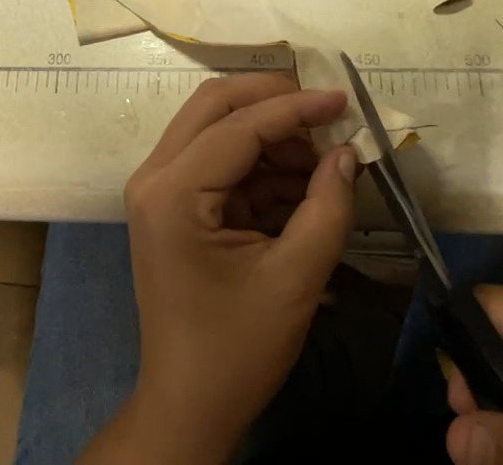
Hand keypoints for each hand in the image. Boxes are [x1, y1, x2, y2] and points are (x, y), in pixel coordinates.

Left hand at [80, 73, 359, 464]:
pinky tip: (304, 183)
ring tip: (326, 158)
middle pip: (214, 106)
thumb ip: (327, 208)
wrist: (189, 404)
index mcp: (173, 192)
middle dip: (273, 102)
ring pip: (216, 128)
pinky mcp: (173, 204)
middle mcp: (155, 177)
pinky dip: (261, 165)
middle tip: (328, 111)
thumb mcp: (295, 279)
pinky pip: (218, 162)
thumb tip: (348, 152)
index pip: (238, 126)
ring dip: (271, 135)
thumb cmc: (237, 348)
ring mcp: (159, 189)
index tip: (344, 98)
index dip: (295, 108)